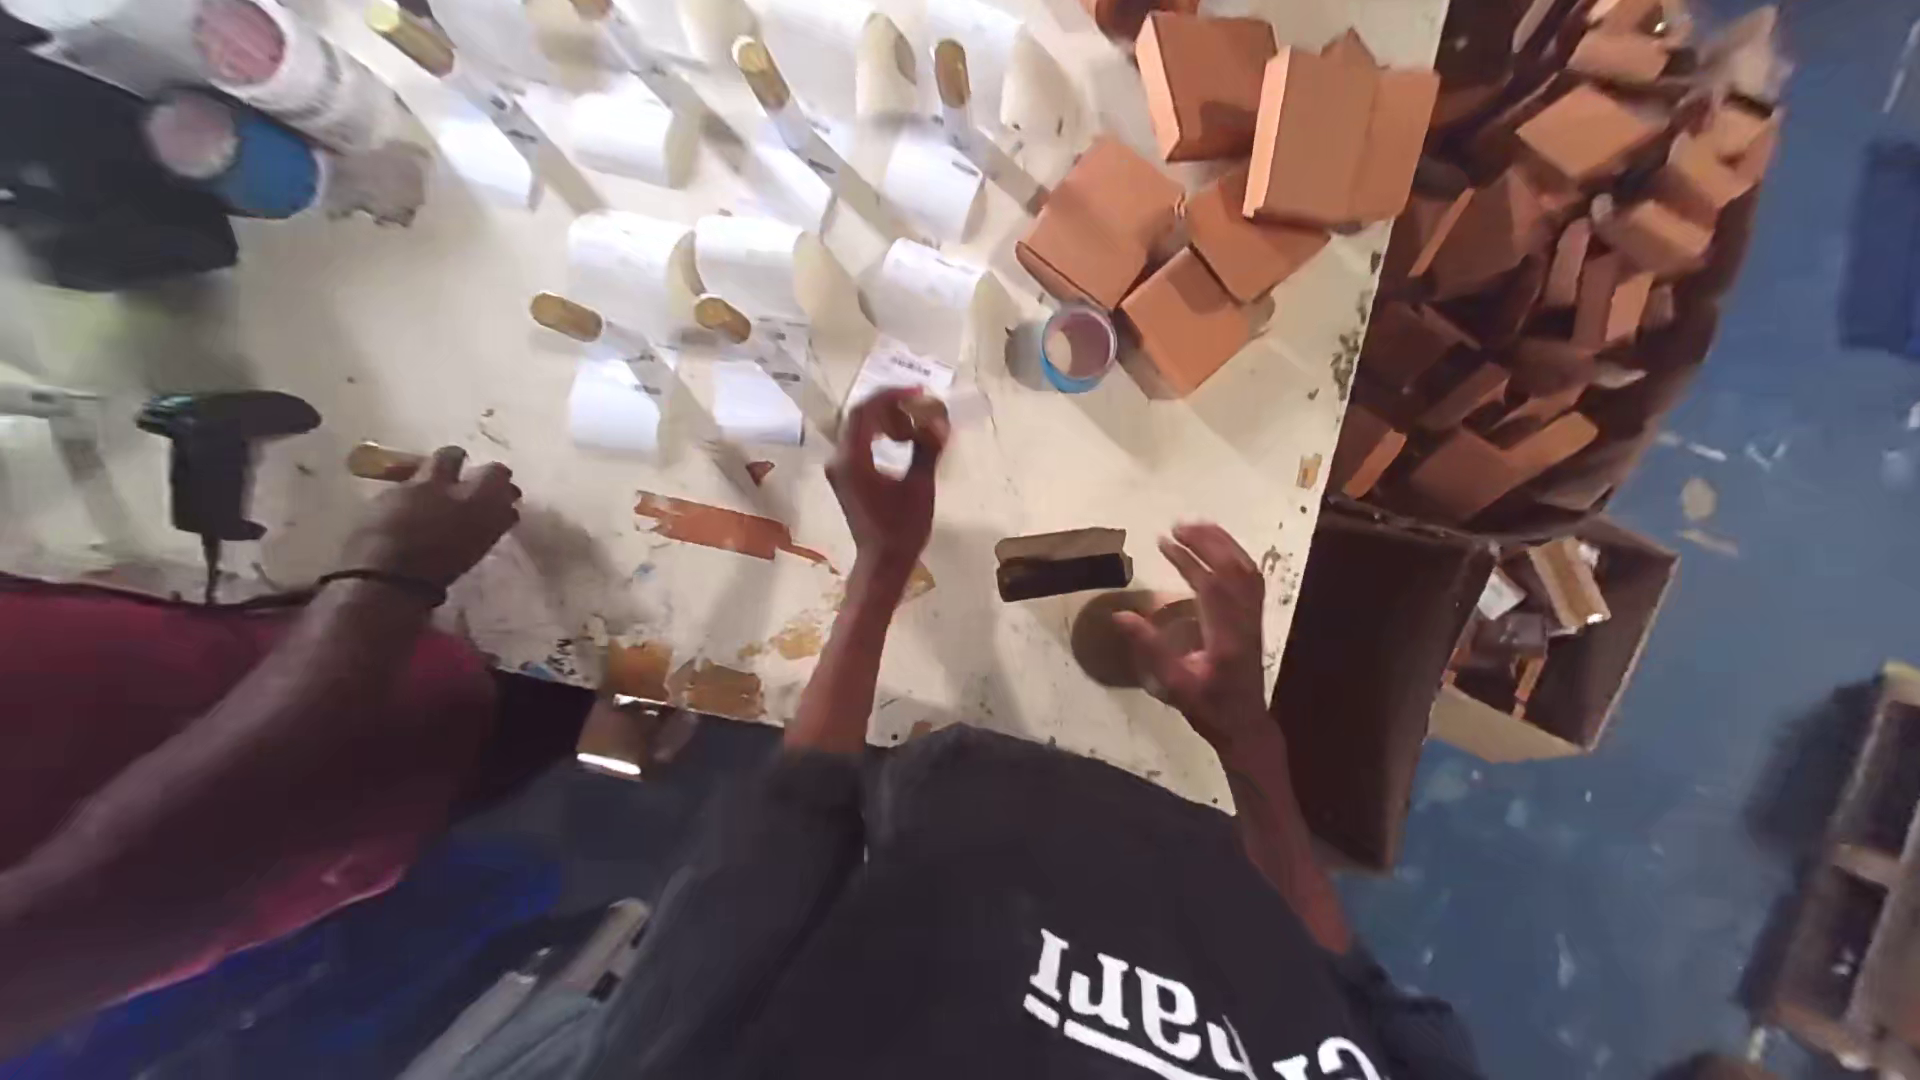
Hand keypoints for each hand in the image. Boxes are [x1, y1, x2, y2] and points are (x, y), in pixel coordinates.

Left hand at [340, 446, 520, 585]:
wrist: (389, 576)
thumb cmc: (447, 564)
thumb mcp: (484, 542)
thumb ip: (497, 520)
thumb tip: (508, 508)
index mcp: (477, 495)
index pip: (496, 471)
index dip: (500, 477)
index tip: (503, 488)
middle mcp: (443, 483)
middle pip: (452, 456)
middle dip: (458, 460)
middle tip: (461, 472)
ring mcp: (409, 487)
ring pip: (422, 469)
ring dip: (432, 474)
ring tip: (434, 491)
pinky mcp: (382, 497)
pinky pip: (402, 487)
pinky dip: (410, 495)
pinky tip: (410, 513)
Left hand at [828, 388, 948, 581]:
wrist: (883, 561)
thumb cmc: (902, 528)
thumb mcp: (919, 486)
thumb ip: (927, 447)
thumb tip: (939, 421)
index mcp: (853, 459)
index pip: (866, 411)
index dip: (892, 396)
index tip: (918, 393)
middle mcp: (839, 459)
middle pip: (861, 416)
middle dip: (892, 408)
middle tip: (921, 409)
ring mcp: (840, 468)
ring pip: (860, 429)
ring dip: (888, 421)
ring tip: (916, 428)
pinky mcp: (846, 477)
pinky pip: (861, 443)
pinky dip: (882, 436)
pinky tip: (904, 442)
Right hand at [1114, 523, 1271, 753]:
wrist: (1243, 722)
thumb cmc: (1205, 705)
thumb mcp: (1171, 683)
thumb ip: (1149, 648)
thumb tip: (1120, 615)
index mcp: (1225, 635)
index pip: (1211, 585)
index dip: (1189, 559)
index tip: (1165, 541)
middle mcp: (1244, 620)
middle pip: (1234, 569)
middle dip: (1207, 542)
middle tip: (1179, 526)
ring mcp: (1254, 618)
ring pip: (1246, 570)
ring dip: (1223, 544)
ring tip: (1197, 527)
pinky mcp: (1255, 618)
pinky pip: (1251, 579)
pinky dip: (1235, 556)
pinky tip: (1218, 549)